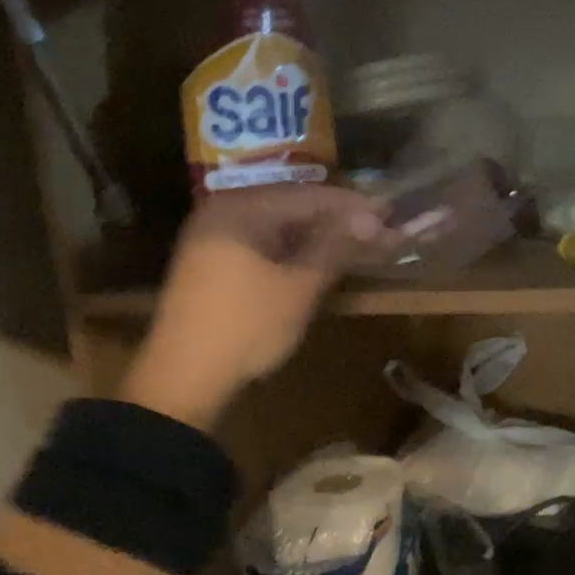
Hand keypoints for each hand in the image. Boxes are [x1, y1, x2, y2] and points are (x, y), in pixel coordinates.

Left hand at [120, 185, 390, 429]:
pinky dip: (292, 253)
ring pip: (277, 228)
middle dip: (337, 221)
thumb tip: (373, 218)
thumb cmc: (245, 327)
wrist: (182, 379)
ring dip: (317, 238)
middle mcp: (222, 212)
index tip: (391, 214)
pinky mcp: (210, 266)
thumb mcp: (298, 287)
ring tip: (358, 248)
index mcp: (240, 208)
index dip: (353, 206)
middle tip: (380, 232)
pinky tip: (319, 263)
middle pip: (291, 207)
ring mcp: (211, 239)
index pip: (309, 195)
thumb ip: (335, 247)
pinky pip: (261, 246)